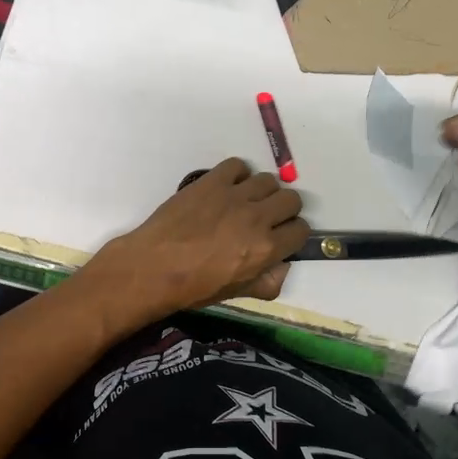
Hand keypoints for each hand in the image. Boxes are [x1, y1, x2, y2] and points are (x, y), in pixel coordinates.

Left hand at [79, 158, 310, 326]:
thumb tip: (282, 265)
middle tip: (267, 217)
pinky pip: (237, 165)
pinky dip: (237, 174)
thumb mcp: (238, 293)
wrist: (156, 264)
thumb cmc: (196, 285)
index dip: (293, 234)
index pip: (301, 230)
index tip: (283, 235)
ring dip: (262, 191)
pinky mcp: (212, 180)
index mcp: (267, 248)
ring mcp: (234, 195)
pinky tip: (228, 187)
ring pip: (268, 180)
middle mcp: (256, 217)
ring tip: (246, 202)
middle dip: (284, 209)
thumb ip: (268, 282)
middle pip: (291, 199)